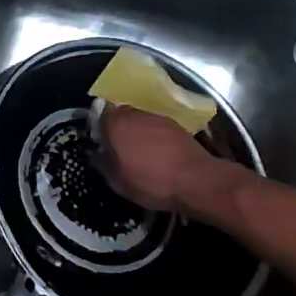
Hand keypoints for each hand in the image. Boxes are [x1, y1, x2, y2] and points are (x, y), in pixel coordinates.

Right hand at [98, 105, 232, 218]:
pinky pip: (157, 128)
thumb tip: (98, 155)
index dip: (98, 130)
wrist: (198, 181)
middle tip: (119, 148)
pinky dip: (155, 137)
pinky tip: (159, 154)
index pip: (98, 116)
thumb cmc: (150, 181)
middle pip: (120, 115)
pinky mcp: (177, 126)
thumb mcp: (117, 181)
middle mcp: (134, 114)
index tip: (100, 144)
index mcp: (115, 124)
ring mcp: (158, 118)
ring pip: (140, 121)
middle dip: (118, 128)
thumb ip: (103, 164)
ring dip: (137, 132)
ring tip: (141, 152)